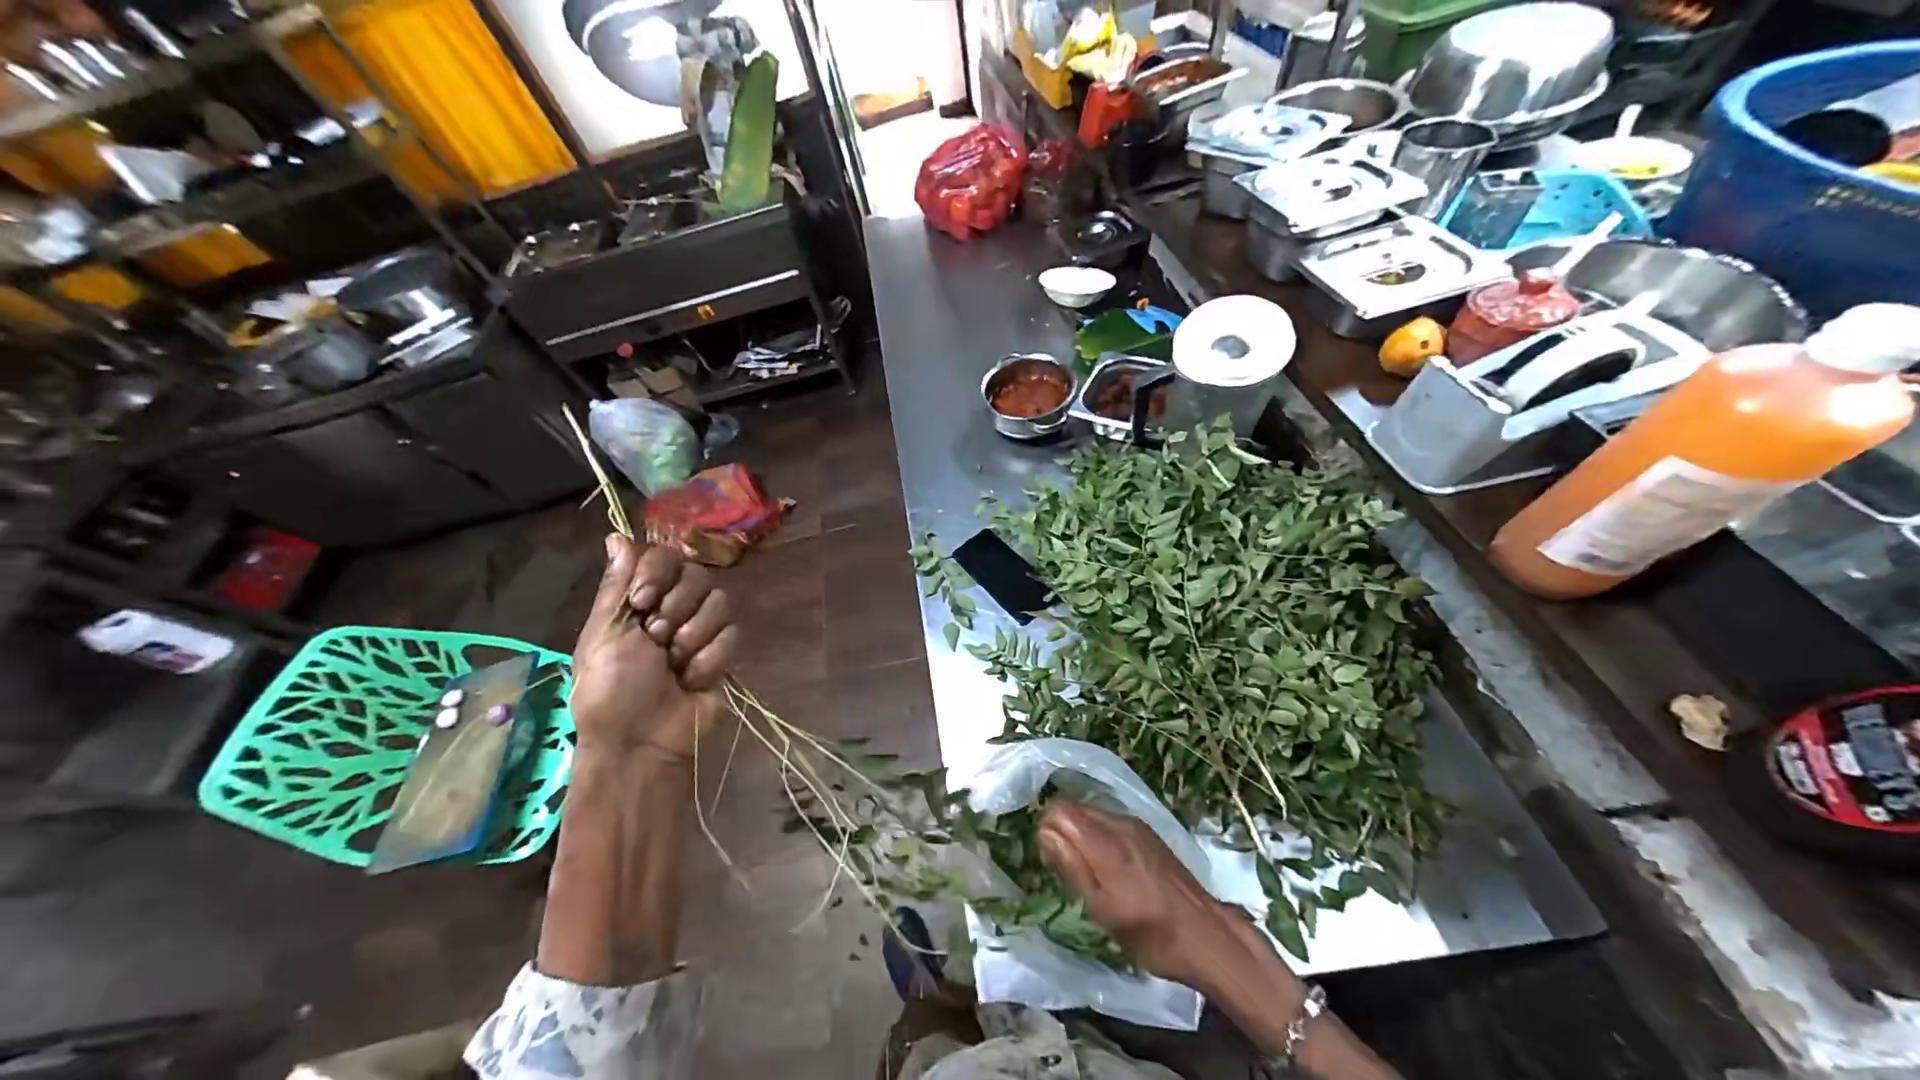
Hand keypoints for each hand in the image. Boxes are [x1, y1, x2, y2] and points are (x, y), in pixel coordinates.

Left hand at [569, 535, 738, 760]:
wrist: (642, 742)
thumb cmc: (611, 690)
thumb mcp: (604, 634)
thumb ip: (616, 584)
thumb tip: (616, 534)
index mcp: (640, 600)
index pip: (664, 556)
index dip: (658, 574)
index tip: (641, 602)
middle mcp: (673, 609)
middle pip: (697, 575)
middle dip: (676, 609)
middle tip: (656, 639)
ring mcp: (702, 631)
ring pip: (720, 603)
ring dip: (692, 636)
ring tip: (674, 665)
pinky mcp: (725, 654)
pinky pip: (732, 636)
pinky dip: (708, 660)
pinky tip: (691, 681)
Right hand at [1038, 800, 1267, 991]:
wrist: (1207, 936)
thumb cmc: (1149, 932)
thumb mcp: (1102, 908)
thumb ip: (1072, 865)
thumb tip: (1045, 834)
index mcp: (1104, 841)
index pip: (1059, 809)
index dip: (1047, 831)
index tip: (1051, 863)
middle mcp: (1119, 823)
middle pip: (1075, 808)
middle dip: (1062, 832)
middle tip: (1068, 871)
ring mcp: (1137, 826)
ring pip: (1094, 815)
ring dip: (1082, 836)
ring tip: (1091, 874)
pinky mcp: (1150, 834)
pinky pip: (1113, 824)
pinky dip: (1102, 838)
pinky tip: (1113, 870)